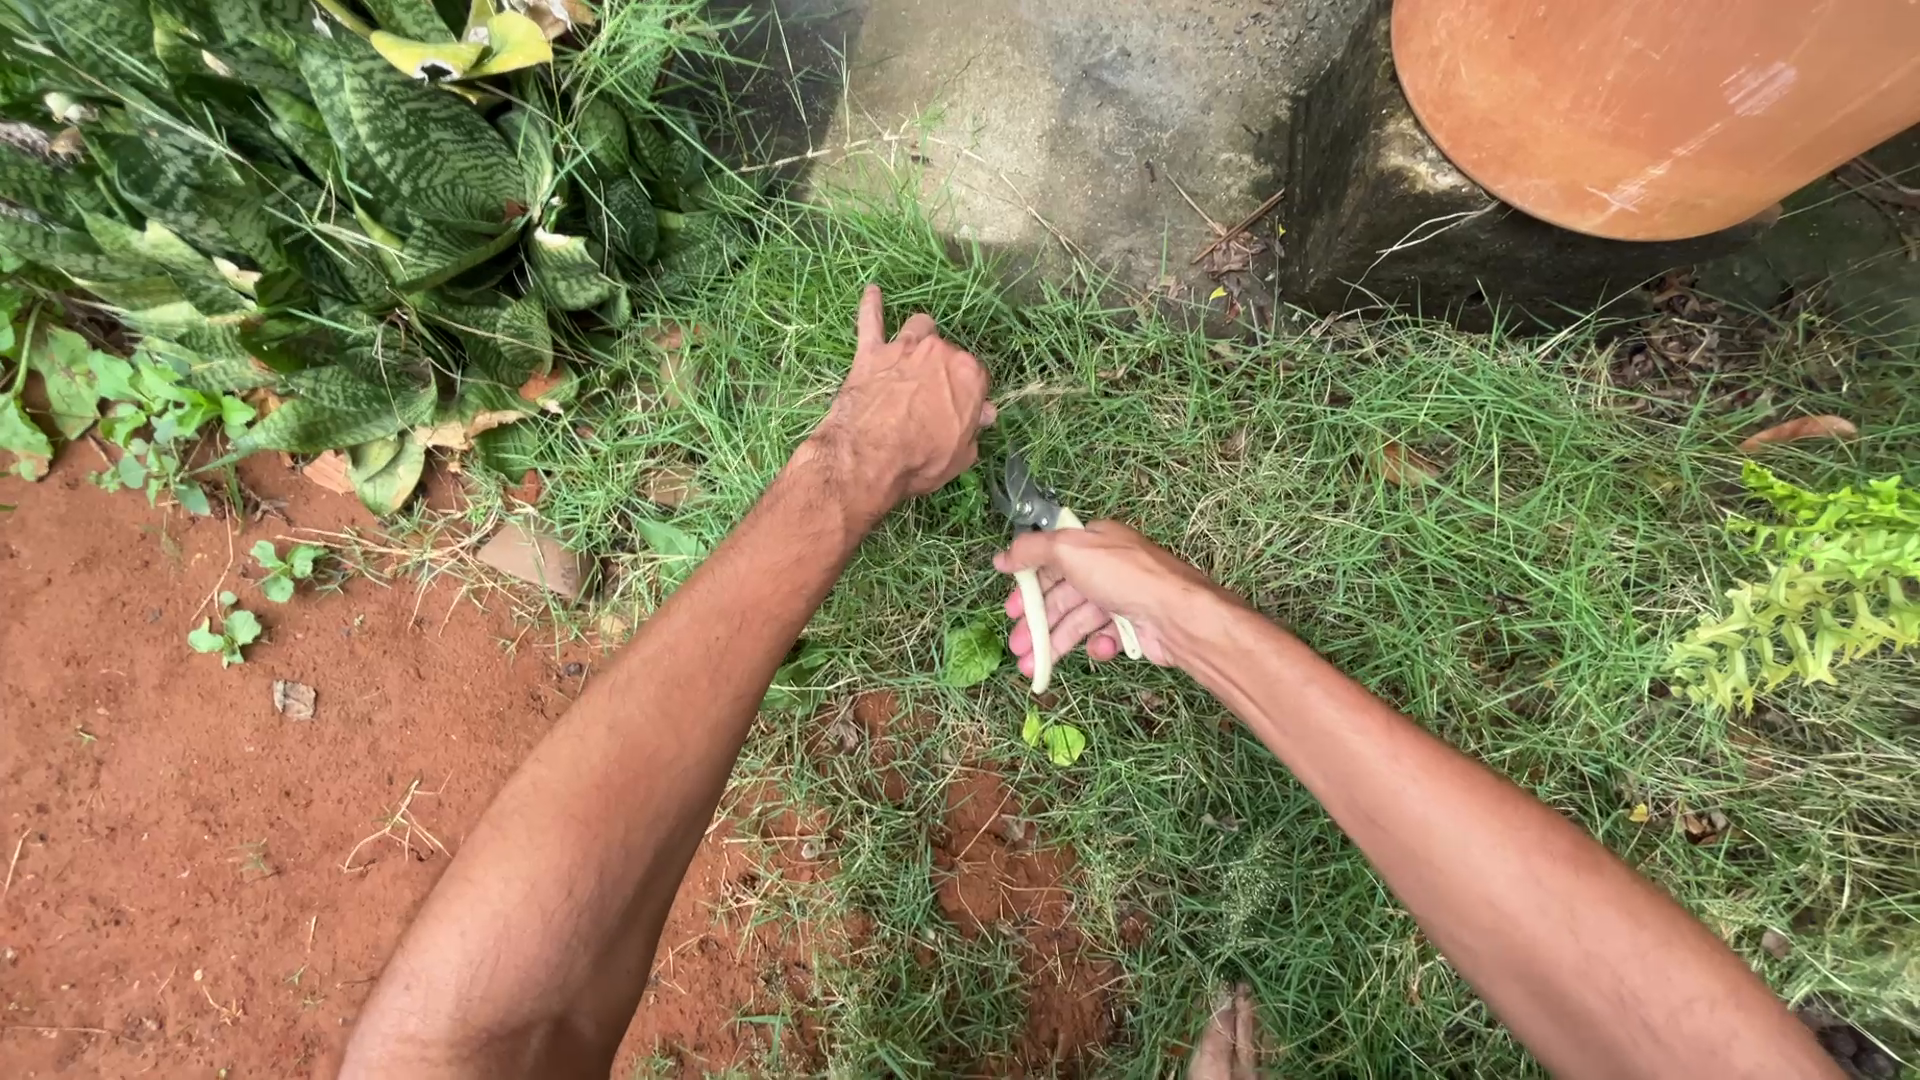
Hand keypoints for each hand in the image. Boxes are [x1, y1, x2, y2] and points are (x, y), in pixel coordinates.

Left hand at [809, 285, 995, 505]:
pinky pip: (871, 320)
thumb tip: (985, 414)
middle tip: (932, 398)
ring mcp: (904, 348)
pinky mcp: (871, 352)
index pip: (976, 377)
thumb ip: (973, 429)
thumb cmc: (921, 460)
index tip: (960, 410)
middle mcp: (940, 352)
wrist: (869, 457)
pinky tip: (872, 293)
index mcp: (968, 375)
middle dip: (944, 371)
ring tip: (914, 351)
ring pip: (919, 327)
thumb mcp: (961, 454)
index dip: (968, 395)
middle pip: (948, 352)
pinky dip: (872, 306)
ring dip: (921, 336)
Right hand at [993, 520, 1228, 675]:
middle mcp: (1106, 567)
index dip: (1028, 584)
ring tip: (1033, 667)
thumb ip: (1032, 550)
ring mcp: (1121, 597)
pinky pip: (1105, 636)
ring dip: (1054, 642)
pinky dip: (1096, 645)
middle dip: (1037, 622)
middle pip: (1061, 595)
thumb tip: (1001, 557)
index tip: (1011, 608)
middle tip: (1017, 646)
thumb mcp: (1070, 550)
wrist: (1177, 615)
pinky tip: (1096, 650)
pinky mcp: (1133, 626)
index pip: (1051, 560)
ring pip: (1078, 620)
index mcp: (1093, 541)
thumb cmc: (1122, 576)